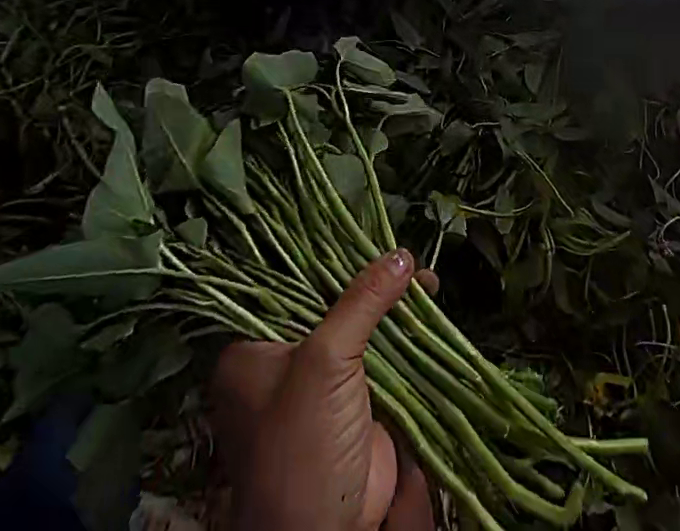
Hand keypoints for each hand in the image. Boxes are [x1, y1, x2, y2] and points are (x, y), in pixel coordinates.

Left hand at [211, 249, 436, 530]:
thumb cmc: (302, 445)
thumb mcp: (326, 362)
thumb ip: (361, 303)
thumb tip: (401, 255)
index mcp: (252, 349)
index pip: (290, 287)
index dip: (331, 260)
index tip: (368, 234)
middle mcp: (283, 360)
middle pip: (331, 304)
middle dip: (371, 281)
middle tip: (407, 259)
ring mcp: (321, 380)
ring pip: (360, 327)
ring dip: (392, 304)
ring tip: (425, 279)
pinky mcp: (356, 397)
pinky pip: (381, 353)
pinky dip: (404, 332)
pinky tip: (427, 309)